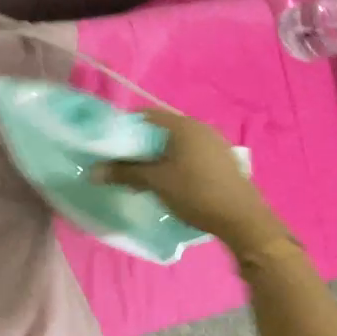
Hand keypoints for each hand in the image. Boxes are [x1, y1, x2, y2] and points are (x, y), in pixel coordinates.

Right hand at [102, 110, 293, 258]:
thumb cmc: (196, 193)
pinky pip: (192, 154)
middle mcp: (200, 127)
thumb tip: (93, 171)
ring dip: (159, 156)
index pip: (146, 115)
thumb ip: (124, 172)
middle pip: (161, 129)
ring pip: (177, 143)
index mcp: (183, 125)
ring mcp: (215, 143)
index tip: (112, 146)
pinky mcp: (223, 160)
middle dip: (141, 145)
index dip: (125, 128)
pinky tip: (172, 181)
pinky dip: (177, 162)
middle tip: (125, 163)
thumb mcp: (155, 182)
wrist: (243, 220)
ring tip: (146, 175)